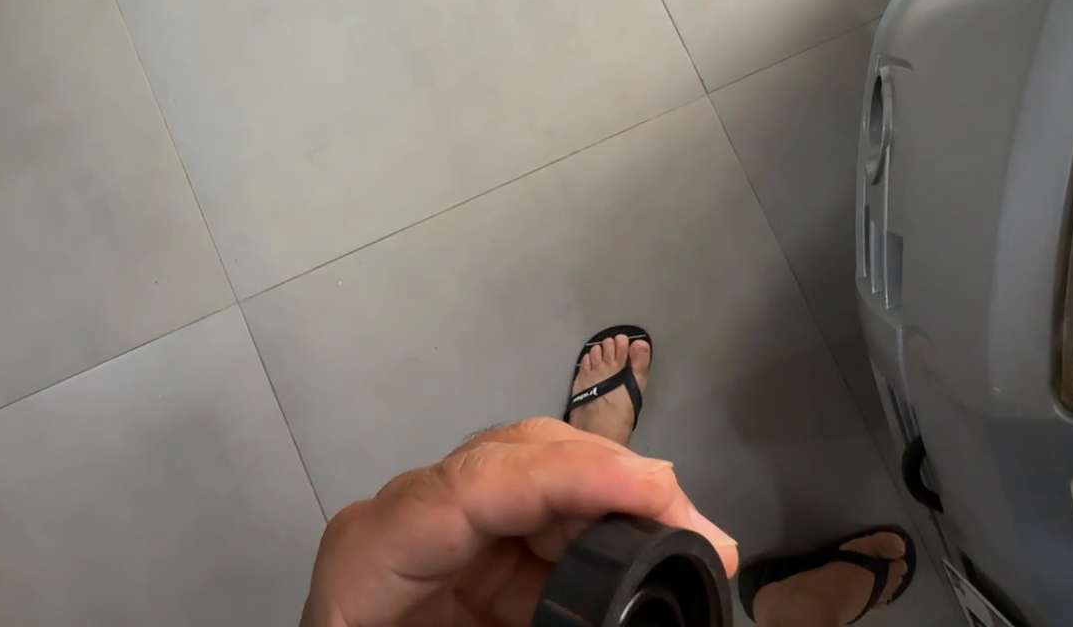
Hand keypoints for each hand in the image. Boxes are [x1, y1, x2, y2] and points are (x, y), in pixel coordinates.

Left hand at [301, 417, 737, 626]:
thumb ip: (536, 623)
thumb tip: (615, 603)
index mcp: (376, 548)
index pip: (475, 485)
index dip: (569, 474)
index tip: (654, 489)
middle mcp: (411, 515)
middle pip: (516, 460)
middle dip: (612, 479)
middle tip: (696, 527)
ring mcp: (443, 527)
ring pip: (539, 478)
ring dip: (616, 502)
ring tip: (686, 537)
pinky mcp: (472, 551)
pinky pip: (542, 524)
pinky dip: (598, 533)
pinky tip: (642, 548)